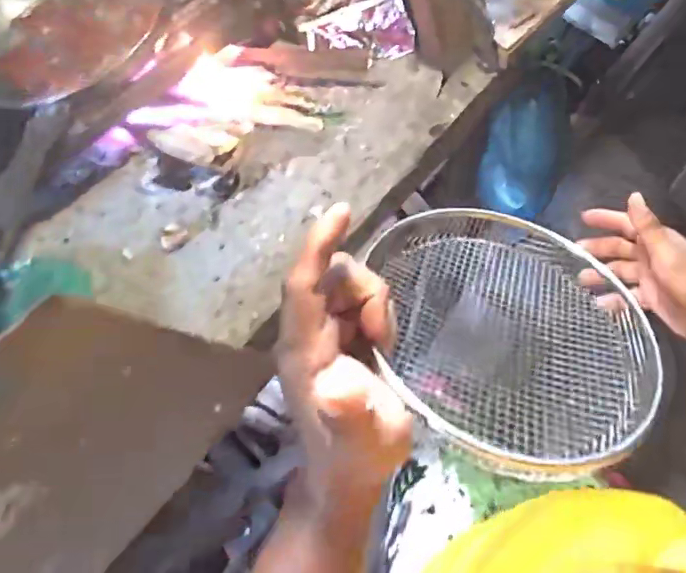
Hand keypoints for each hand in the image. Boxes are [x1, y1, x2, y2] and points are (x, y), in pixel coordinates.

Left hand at [276, 203, 413, 525]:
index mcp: (302, 350)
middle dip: (365, 292)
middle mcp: (306, 331)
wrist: (351, 474)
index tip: (341, 211)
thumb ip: (351, 412)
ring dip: (374, 303)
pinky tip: (381, 343)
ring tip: (382, 345)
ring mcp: (323, 329)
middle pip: (334, 275)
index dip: (318, 245)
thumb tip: (337, 386)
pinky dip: (377, 310)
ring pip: (349, 281)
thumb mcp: (363, 440)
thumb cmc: (356, 457)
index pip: (303, 284)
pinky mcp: (339, 330)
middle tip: (381, 336)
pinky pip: (360, 295)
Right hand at [579, 192, 685, 342]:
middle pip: (617, 248)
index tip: (583, 217)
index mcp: (654, 240)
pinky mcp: (650, 298)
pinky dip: (614, 299)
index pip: (625, 224)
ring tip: (581, 280)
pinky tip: (599, 304)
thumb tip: (634, 194)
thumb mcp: (666, 250)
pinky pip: (627, 296)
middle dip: (597, 249)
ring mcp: (649, 277)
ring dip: (601, 275)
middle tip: (575, 252)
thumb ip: (646, 225)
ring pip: (619, 272)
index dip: (605, 219)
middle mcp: (649, 255)